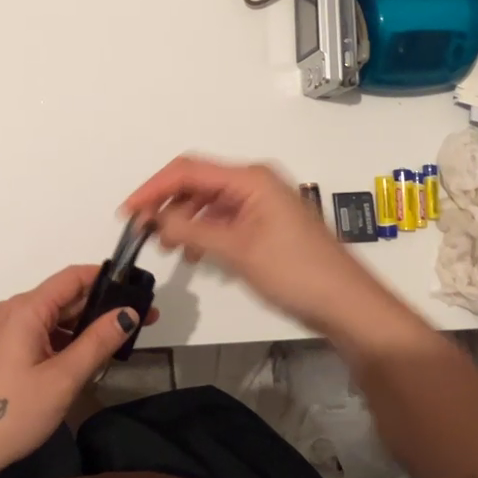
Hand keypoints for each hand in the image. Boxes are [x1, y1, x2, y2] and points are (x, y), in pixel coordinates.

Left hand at [0, 265, 155, 477]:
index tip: (139, 289)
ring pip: (52, 318)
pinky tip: (85, 357)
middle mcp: (12, 311)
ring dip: (83, 326)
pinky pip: (38, 334)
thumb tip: (129, 313)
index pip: (72, 277)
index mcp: (25, 309)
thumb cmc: (13, 413)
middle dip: (101, 306)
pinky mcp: (0, 351)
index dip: (107, 278)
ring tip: (120, 341)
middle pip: (63, 297)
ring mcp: (3, 331)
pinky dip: (64, 340)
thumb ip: (97, 342)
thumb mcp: (62, 379)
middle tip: (143, 321)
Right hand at [121, 155, 371, 326]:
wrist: (350, 307)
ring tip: (170, 247)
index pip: (187, 171)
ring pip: (209, 202)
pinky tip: (196, 254)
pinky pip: (224, 219)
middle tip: (145, 233)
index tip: (128, 212)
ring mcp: (263, 204)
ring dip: (184, 220)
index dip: (153, 188)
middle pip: (197, 183)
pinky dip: (204, 232)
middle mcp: (255, 183)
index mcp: (250, 178)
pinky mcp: (267, 225)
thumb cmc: (296, 273)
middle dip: (167, 204)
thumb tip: (150, 217)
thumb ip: (188, 229)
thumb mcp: (235, 250)